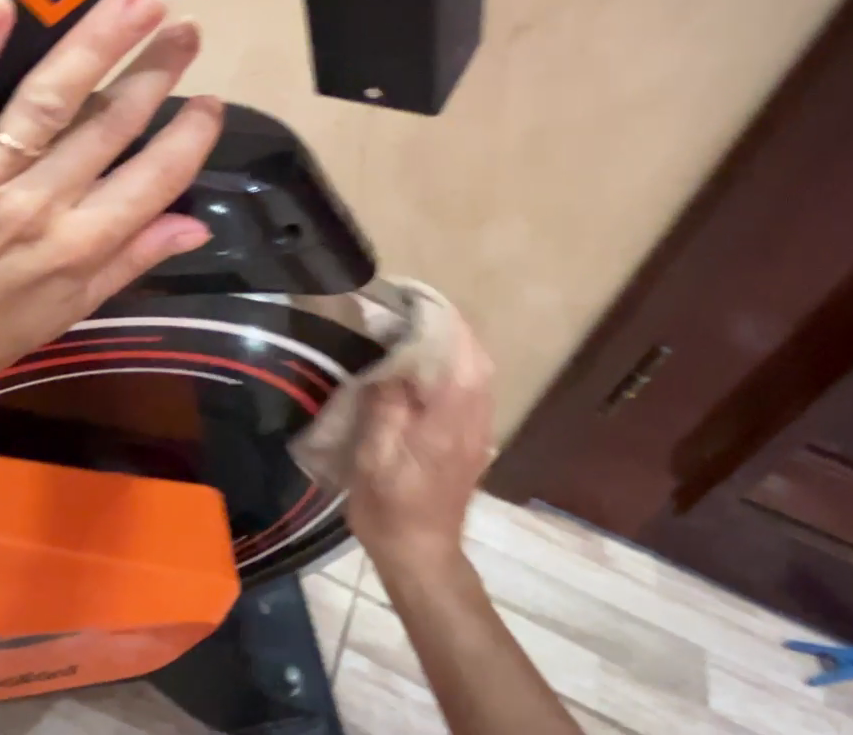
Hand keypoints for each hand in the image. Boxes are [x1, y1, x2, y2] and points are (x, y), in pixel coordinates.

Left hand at [0, 0, 222, 404]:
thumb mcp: (70, 309)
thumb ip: (132, 260)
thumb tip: (196, 225)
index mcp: (81, 246)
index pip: (153, 180)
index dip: (189, 137)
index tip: (211, 100)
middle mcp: (39, 209)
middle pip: (108, 126)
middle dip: (154, 71)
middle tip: (185, 24)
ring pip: (46, 104)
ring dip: (97, 46)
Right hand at [345, 306, 497, 574]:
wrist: (421, 555)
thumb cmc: (389, 508)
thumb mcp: (373, 457)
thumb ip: (385, 405)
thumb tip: (390, 363)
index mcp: (449, 420)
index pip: (458, 353)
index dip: (436, 319)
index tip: (405, 296)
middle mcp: (473, 418)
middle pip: (474, 354)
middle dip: (443, 322)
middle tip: (404, 304)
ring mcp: (478, 428)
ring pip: (476, 368)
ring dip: (449, 340)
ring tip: (410, 323)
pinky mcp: (472, 436)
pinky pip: (470, 384)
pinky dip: (450, 361)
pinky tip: (421, 360)